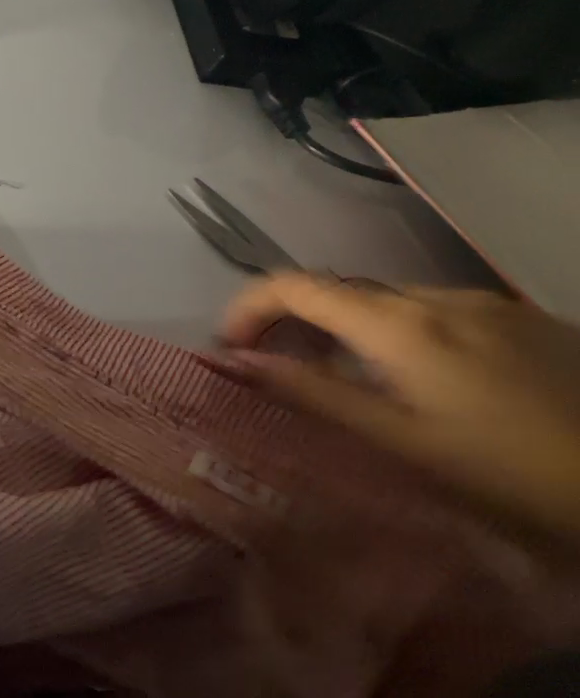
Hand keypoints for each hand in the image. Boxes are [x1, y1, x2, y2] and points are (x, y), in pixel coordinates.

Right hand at [221, 274, 579, 545]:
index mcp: (399, 324)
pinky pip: (437, 310)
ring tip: (349, 375)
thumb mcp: (401, 441)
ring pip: (387, 298)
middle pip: (338, 289)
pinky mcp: (526, 321)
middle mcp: (437, 298)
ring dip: (348, 325)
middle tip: (281, 367)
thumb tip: (234, 362)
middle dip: (295, 319)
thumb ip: (312, 393)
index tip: (231, 347)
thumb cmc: (512, 471)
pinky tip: (422, 375)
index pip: (292, 286)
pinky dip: (400, 330)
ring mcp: (488, 305)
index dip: (247, 307)